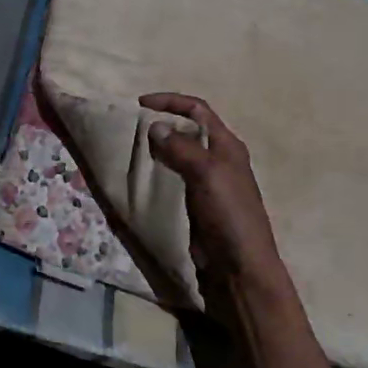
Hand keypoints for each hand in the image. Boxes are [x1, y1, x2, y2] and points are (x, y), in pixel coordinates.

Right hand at [142, 93, 284, 288]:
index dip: (171, 101)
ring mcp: (205, 182)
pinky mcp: (194, 202)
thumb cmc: (229, 215)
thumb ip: (181, 148)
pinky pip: (172, 177)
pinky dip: (156, 170)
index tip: (140, 104)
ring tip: (130, 148)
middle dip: (160, 123)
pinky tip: (140, 174)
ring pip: (177, 153)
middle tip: (130, 127)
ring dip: (156, 147)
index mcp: (227, 146)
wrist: (237, 266)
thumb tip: (156, 126)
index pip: (197, 110)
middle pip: (186, 129)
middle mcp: (217, 159)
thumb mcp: (207, 174)